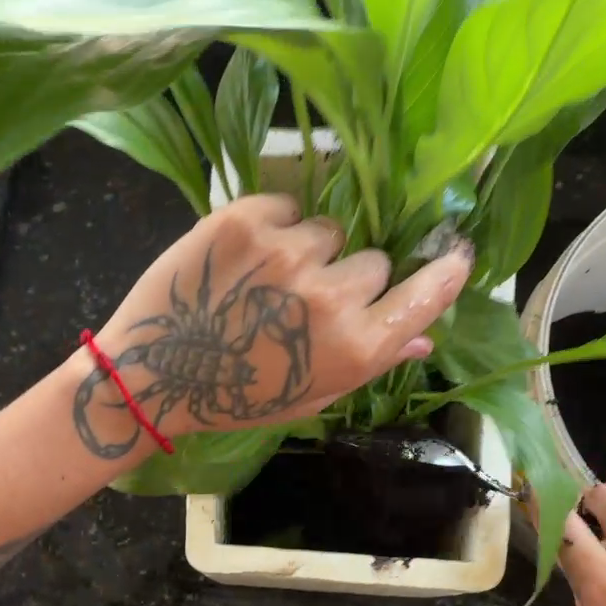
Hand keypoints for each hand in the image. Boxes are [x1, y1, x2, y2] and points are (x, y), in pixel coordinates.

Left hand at [70, 194, 472, 457]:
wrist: (154, 374)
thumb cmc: (235, 399)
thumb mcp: (309, 399)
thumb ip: (370, 364)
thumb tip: (426, 338)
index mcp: (354, 348)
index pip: (426, 294)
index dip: (442, 273)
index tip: (451, 257)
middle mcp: (331, 296)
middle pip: (374, 261)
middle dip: (350, 279)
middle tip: (303, 304)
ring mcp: (289, 251)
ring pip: (329, 231)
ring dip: (308, 252)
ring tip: (265, 285)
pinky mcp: (247, 219)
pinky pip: (288, 206)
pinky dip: (272, 228)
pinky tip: (242, 263)